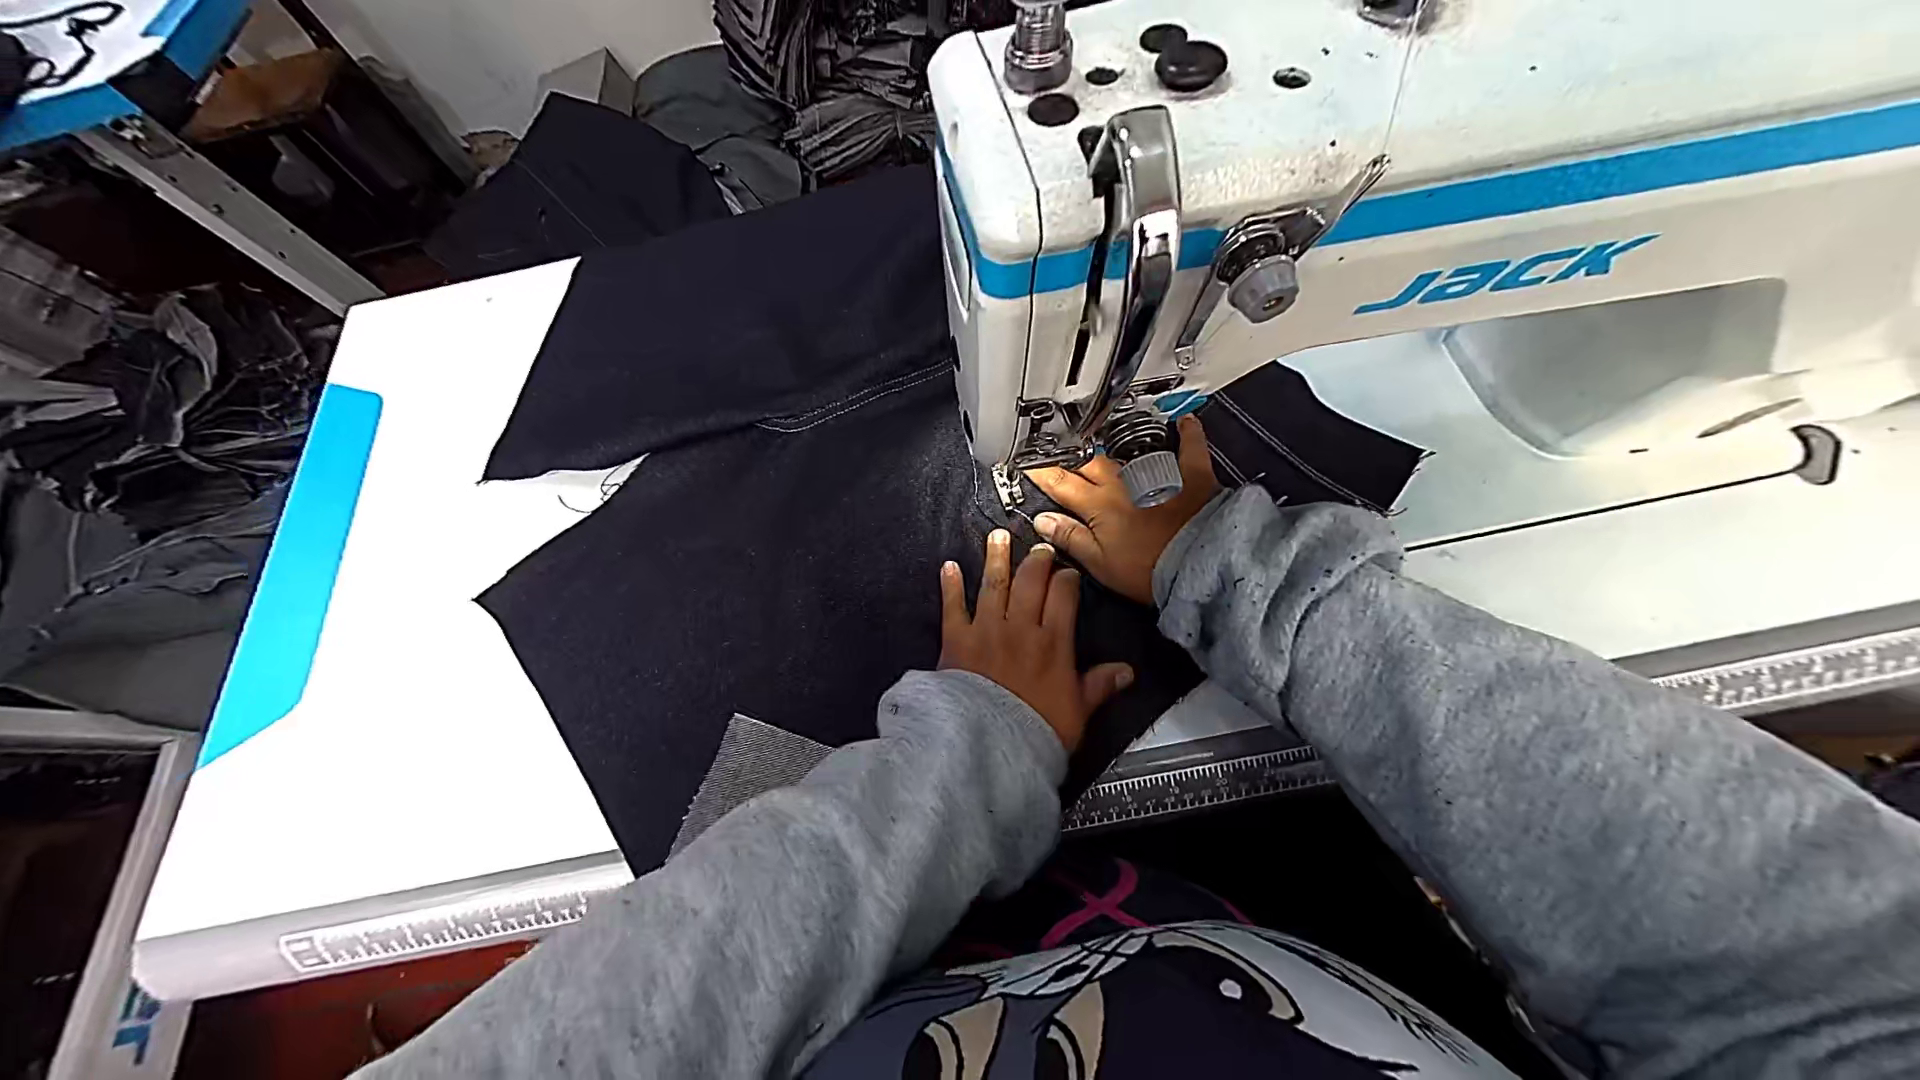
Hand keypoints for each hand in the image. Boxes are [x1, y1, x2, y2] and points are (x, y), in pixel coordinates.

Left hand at [938, 530, 1133, 752]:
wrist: (988, 744)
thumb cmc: (1035, 731)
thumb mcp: (1078, 712)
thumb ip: (1099, 686)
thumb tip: (1126, 672)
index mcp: (1053, 643)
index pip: (1063, 597)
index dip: (1067, 580)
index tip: (1068, 573)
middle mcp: (1020, 628)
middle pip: (1030, 582)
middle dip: (1036, 561)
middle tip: (1039, 548)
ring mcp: (987, 630)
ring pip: (994, 585)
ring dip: (996, 559)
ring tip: (997, 537)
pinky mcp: (956, 640)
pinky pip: (953, 607)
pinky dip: (950, 586)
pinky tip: (948, 566)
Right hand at [1025, 414, 1222, 605]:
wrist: (1199, 563)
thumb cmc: (1150, 569)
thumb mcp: (1100, 562)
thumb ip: (1070, 538)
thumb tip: (1043, 520)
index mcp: (1099, 505)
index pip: (1060, 484)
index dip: (1041, 473)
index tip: (1028, 464)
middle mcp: (1124, 483)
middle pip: (1089, 462)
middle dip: (1070, 456)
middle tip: (1058, 450)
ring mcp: (1156, 475)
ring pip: (1129, 451)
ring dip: (1114, 443)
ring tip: (1101, 435)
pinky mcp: (1190, 475)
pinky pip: (1188, 445)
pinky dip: (1186, 432)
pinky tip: (1183, 421)